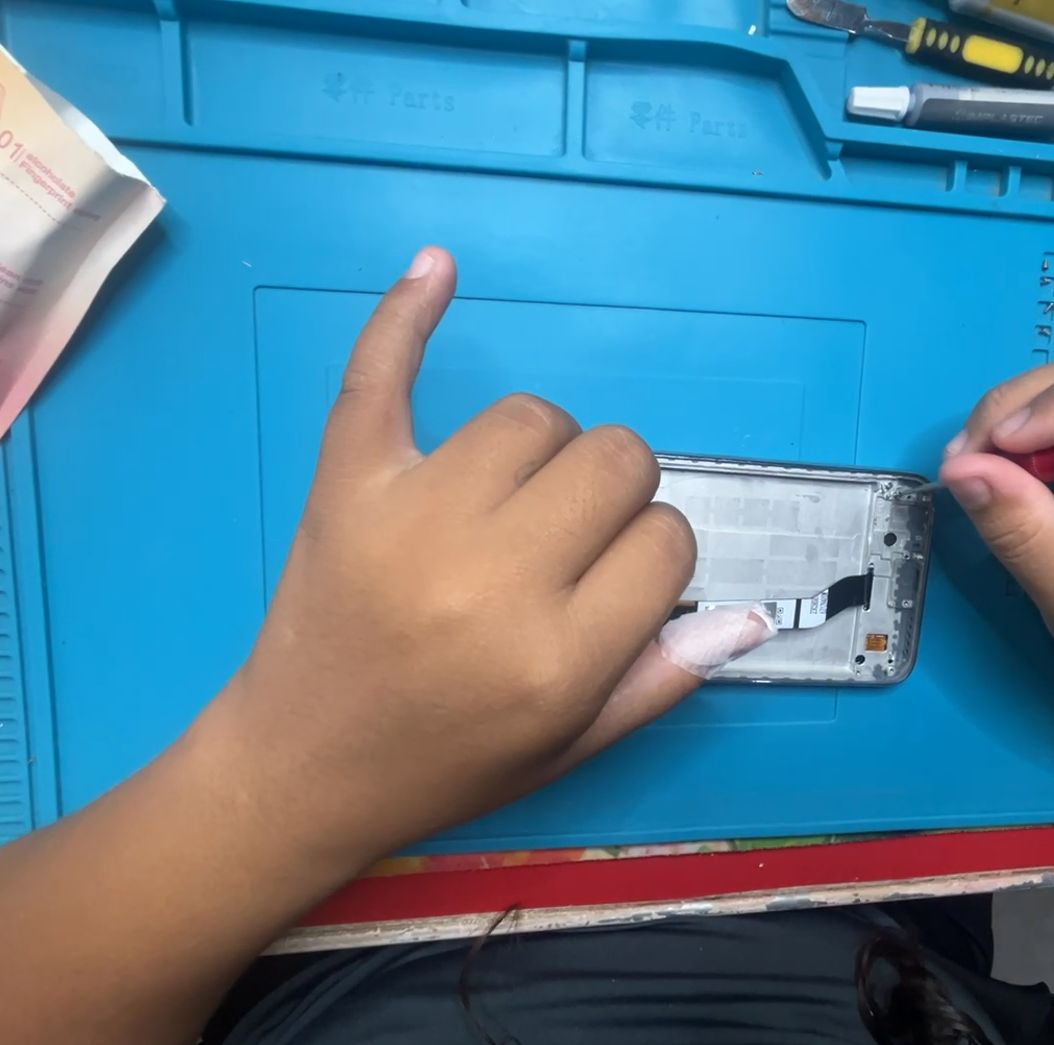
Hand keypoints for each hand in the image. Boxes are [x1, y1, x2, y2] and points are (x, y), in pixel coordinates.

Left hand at [195, 248, 771, 867]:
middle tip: (568, 538)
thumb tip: (750, 613)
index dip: (657, 552)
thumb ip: (664, 677)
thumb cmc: (448, 764)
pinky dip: (408, 319)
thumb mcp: (571, 746)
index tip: (618, 578)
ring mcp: (412, 520)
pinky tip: (439, 268)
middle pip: (615, 460)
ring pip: (534, 419)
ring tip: (511, 500)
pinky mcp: (346, 484)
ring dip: (547, 449)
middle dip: (616, 492)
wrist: (303, 766)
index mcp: (560, 657)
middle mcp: (494, 580)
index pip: (668, 543)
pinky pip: (383, 375)